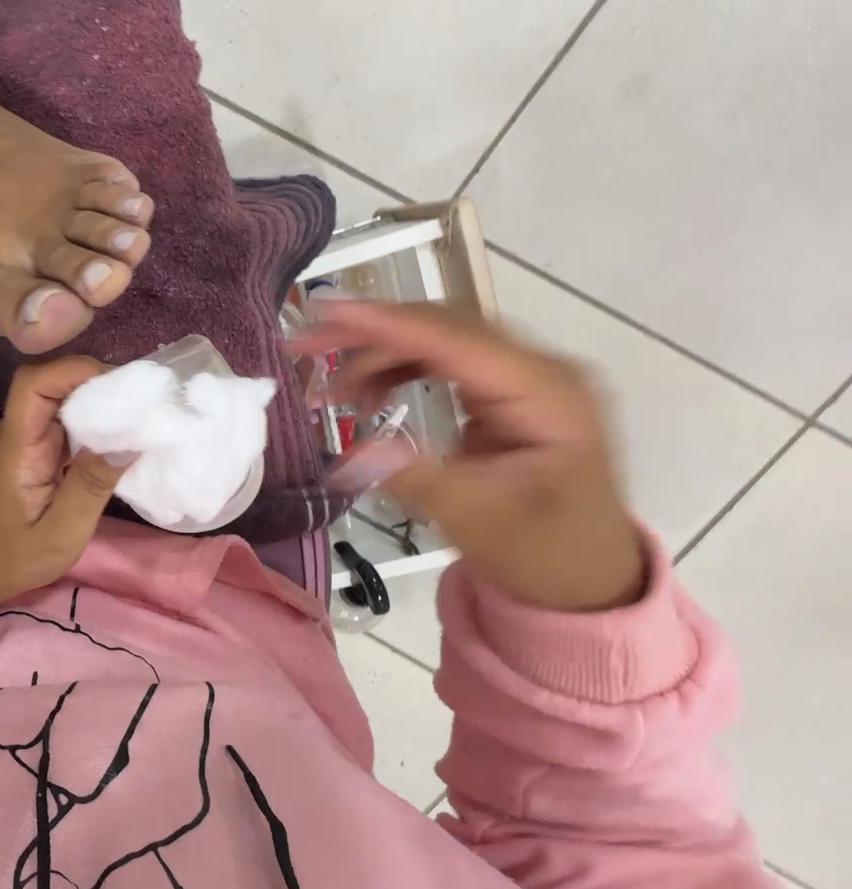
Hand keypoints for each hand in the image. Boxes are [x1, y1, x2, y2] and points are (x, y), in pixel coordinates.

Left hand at [0, 357, 133, 621]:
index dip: (75, 372)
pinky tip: (127, 436)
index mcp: (17, 446)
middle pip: (55, 382)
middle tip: (148, 405)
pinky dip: (100, 421)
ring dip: (104, 401)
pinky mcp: (41, 446)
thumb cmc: (15, 555)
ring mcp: (29, 436)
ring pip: (66, 397)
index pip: (34, 383)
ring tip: (145, 418)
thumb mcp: (61, 532)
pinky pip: (70, 419)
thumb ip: (91, 486)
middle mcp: (19, 430)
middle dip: (101, 384)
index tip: (124, 389)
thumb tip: (130, 440)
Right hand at [290, 301, 645, 612]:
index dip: (387, 323)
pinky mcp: (504, 392)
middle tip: (304, 343)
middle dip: (369, 332)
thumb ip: (414, 478)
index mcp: (547, 394)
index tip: (326, 312)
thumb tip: (347, 455)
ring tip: (328, 388)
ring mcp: (523, 379)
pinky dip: (395, 371)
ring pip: (437, 340)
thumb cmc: (539, 550)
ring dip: (376, 353)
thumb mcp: (476, 519)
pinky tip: (365, 397)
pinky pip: (440, 361)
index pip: (457, 339)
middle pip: (444, 327)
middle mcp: (540, 371)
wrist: (582, 576)